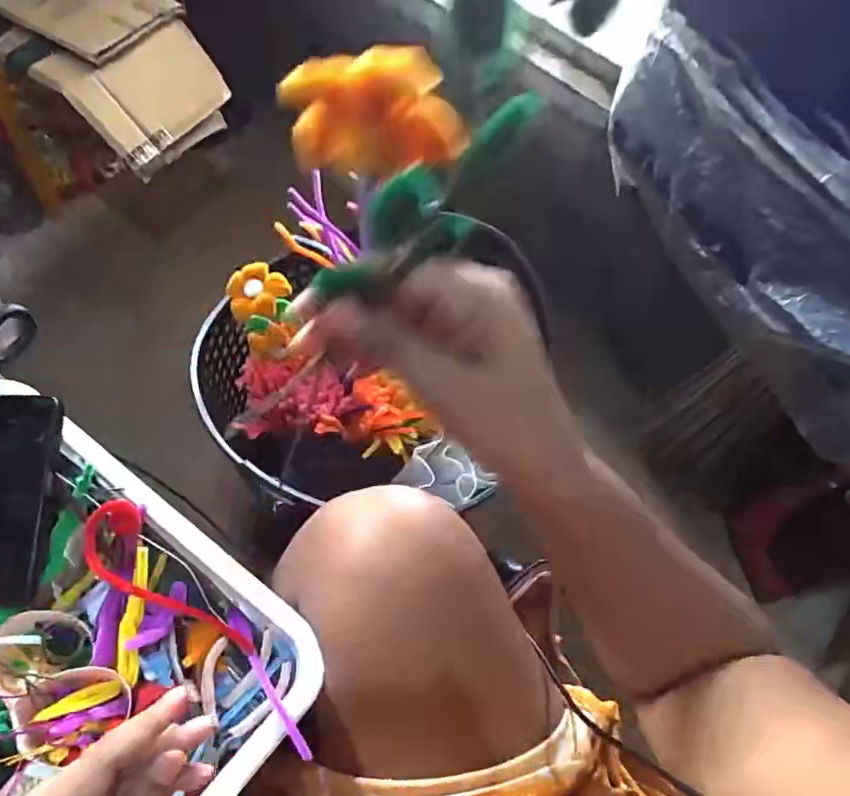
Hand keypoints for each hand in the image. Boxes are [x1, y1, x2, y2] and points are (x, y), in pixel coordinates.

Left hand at [0, 687, 214, 795]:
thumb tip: (173, 756)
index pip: (92, 768)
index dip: (144, 728)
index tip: (184, 697)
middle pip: (88, 773)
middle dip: (150, 753)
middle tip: (205, 733)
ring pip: (79, 786)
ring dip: (135, 777)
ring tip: (194, 768)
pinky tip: (150, 792)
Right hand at [308, 259, 585, 483]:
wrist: (547, 468)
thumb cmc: (501, 426)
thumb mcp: (438, 383)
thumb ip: (384, 341)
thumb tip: (330, 311)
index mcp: (476, 289)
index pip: (396, 274)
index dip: (345, 292)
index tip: (302, 315)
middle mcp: (475, 291)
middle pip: (397, 291)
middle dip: (351, 315)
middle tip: (304, 345)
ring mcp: (474, 318)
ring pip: (404, 315)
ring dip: (365, 333)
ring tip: (321, 357)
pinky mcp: (469, 344)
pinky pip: (420, 335)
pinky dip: (391, 349)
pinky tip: (358, 362)